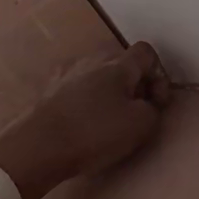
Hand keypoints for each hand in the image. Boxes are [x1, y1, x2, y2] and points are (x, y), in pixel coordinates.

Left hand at [0, 42, 171, 198]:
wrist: (39, 146)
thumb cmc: (95, 133)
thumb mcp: (141, 125)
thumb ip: (153, 109)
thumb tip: (147, 104)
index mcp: (118, 65)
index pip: (146, 53)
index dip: (158, 75)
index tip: (156, 103)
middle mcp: (92, 60)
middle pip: (122, 63)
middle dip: (134, 85)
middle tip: (135, 113)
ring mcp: (67, 73)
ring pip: (98, 75)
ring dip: (109, 93)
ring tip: (108, 121)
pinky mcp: (49, 90)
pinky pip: (78, 89)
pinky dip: (87, 101)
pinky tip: (84, 124)